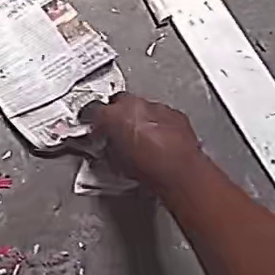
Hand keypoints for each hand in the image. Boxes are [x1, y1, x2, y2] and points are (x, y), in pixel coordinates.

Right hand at [81, 93, 206, 188]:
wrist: (179, 173)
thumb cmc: (149, 168)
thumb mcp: (115, 161)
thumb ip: (108, 147)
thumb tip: (109, 147)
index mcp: (114, 114)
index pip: (95, 111)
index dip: (95, 123)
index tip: (97, 131)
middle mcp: (135, 105)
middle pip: (119, 102)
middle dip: (117, 115)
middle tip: (117, 131)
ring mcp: (156, 107)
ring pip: (141, 107)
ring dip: (138, 118)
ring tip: (140, 138)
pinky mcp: (174, 114)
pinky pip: (160, 114)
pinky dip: (157, 123)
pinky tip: (157, 139)